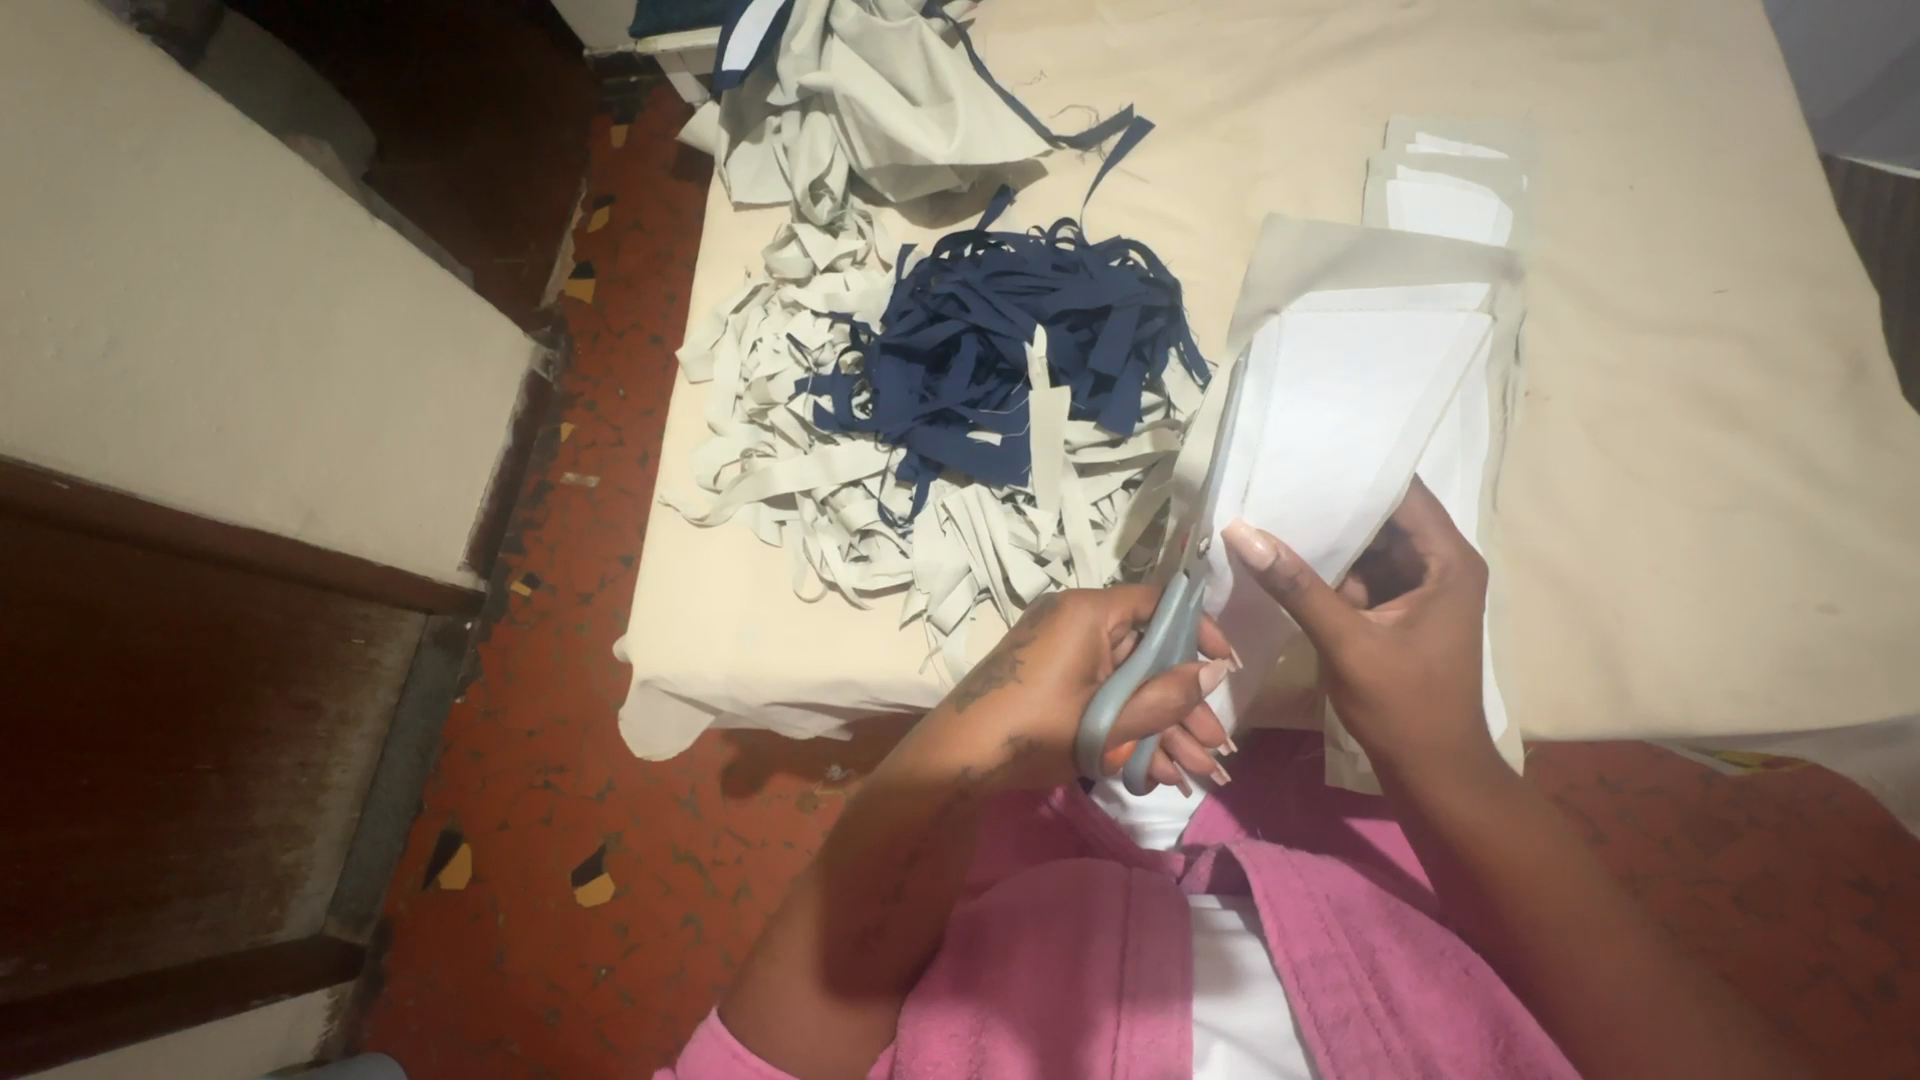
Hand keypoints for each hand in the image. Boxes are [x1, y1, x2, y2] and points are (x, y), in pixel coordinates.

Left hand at [908, 586, 1236, 792]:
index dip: (1197, 631)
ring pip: (1128, 683)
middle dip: (1183, 705)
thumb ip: (1164, 698)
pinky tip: (1158, 772)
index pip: (1155, 604)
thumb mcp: (1106, 721)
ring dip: (1161, 727)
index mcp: (1087, 614)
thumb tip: (1214, 671)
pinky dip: (1127, 729)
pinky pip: (1103, 696)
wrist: (956, 760)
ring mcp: (1065, 655)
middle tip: (1218, 745)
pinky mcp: (1056, 683)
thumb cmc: (1032, 730)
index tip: (1227, 665)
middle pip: (1147, 655)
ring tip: (1198, 771)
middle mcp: (1078, 625)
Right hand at [1221, 478, 1497, 777]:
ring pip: (1366, 546)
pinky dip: (1324, 568)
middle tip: (1275, 477)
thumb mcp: (1347, 642)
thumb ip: (1297, 587)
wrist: (1430, 771)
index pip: (1404, 495)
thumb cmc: (1405, 706)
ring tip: (1270, 506)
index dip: (1358, 473)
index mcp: (1447, 563)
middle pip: (1383, 517)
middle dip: (1332, 502)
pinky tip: (1281, 554)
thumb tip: (1243, 533)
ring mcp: (1415, 590)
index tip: (1306, 452)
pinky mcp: (1392, 611)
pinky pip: (1356, 575)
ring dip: (1325, 535)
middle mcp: (1437, 566)